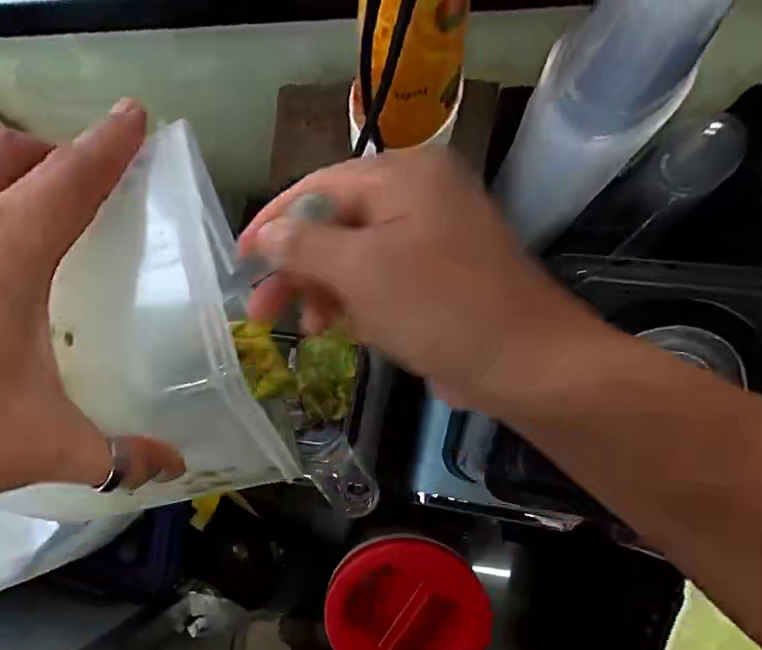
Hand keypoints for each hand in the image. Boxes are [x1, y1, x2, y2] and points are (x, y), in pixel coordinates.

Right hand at [239, 148, 646, 423]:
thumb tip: (266, 234)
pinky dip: (356, 304)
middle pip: (335, 224)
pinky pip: (381, 281)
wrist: (521, 361)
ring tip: (309, 331)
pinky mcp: (438, 279)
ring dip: (324, 292)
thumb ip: (306, 245)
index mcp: (402, 176)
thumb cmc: (438, 309)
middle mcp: (418, 196)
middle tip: (262, 311)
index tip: (241, 261)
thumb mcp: (362, 272)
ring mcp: (431, 238)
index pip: (318, 187)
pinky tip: (341, 331)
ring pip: (355, 258)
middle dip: (296, 268)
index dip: (273, 223)